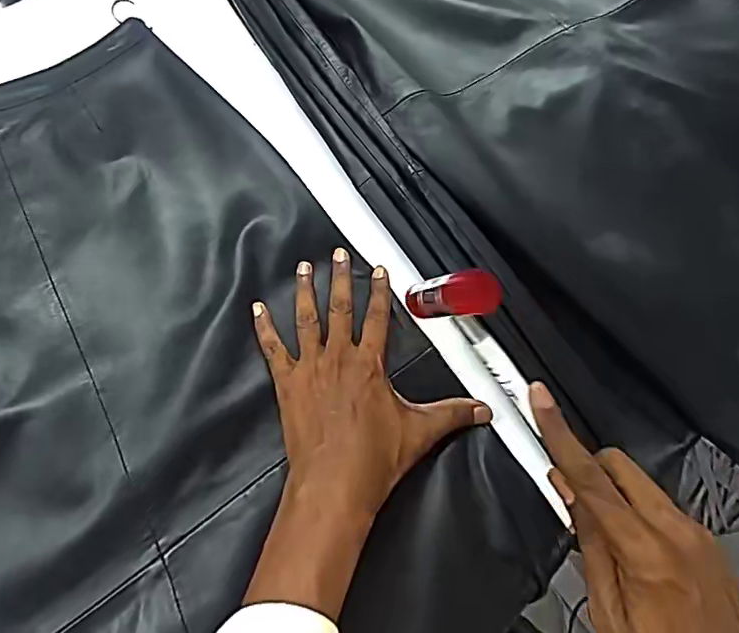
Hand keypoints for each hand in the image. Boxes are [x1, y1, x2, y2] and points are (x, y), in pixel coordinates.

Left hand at [242, 249, 490, 617]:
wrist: (334, 485)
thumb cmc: (372, 460)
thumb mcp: (419, 433)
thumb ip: (452, 414)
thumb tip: (481, 410)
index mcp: (368, 364)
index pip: (376, 317)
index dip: (378, 290)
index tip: (378, 270)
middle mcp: (338, 357)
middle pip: (340, 307)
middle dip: (340, 277)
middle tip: (338, 254)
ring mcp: (310, 367)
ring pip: (306, 318)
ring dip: (304, 290)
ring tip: (303, 267)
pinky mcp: (288, 383)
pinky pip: (273, 349)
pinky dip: (264, 328)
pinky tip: (257, 309)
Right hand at [532, 383, 738, 632]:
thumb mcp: (612, 618)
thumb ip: (590, 547)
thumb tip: (568, 494)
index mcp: (647, 552)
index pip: (589, 475)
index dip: (557, 431)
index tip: (541, 400)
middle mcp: (679, 533)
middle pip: (616, 463)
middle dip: (587, 469)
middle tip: (568, 496)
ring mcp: (700, 537)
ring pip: (638, 482)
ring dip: (613, 493)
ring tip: (606, 539)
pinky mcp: (711, 544)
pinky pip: (662, 505)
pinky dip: (638, 512)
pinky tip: (633, 550)